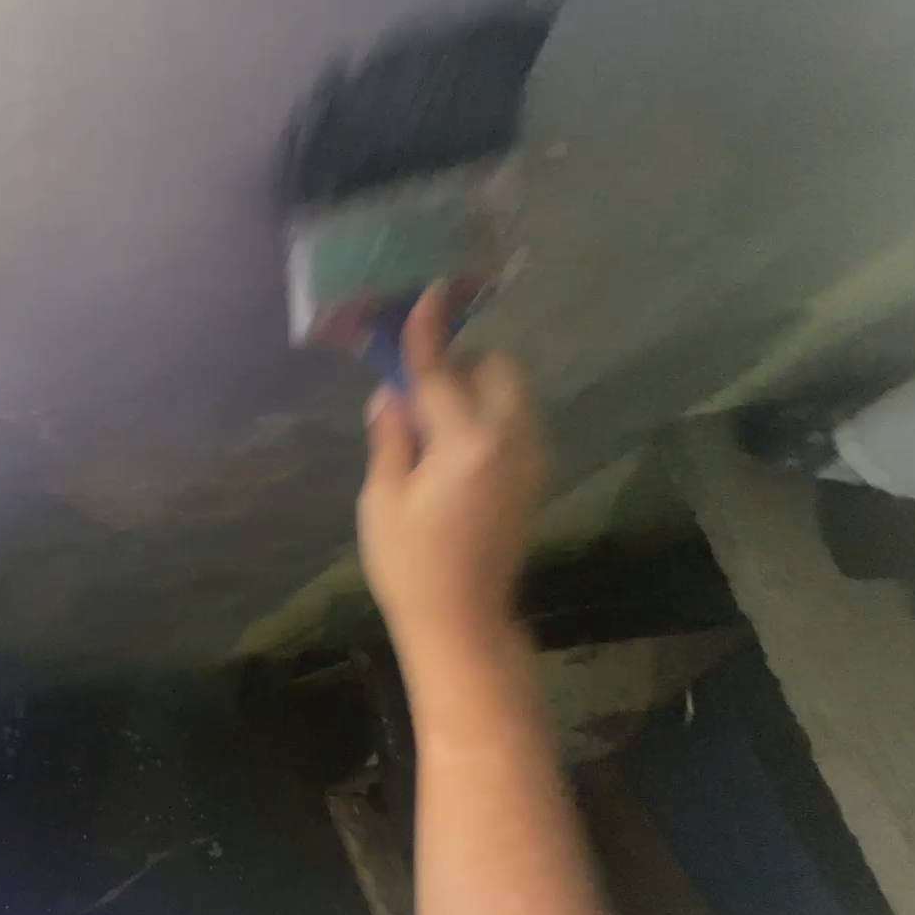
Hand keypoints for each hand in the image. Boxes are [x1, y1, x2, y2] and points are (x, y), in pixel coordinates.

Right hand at [357, 285, 545, 638]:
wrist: (461, 619)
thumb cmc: (408, 563)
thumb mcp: (381, 499)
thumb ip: (390, 437)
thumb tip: (391, 396)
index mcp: (466, 444)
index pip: (442, 373)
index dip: (426, 334)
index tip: (423, 295)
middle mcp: (511, 440)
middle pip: (497, 369)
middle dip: (457, 364)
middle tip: (413, 393)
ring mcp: (531, 457)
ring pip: (509, 392)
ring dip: (469, 389)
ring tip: (426, 425)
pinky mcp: (533, 474)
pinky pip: (511, 420)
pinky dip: (481, 414)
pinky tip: (447, 449)